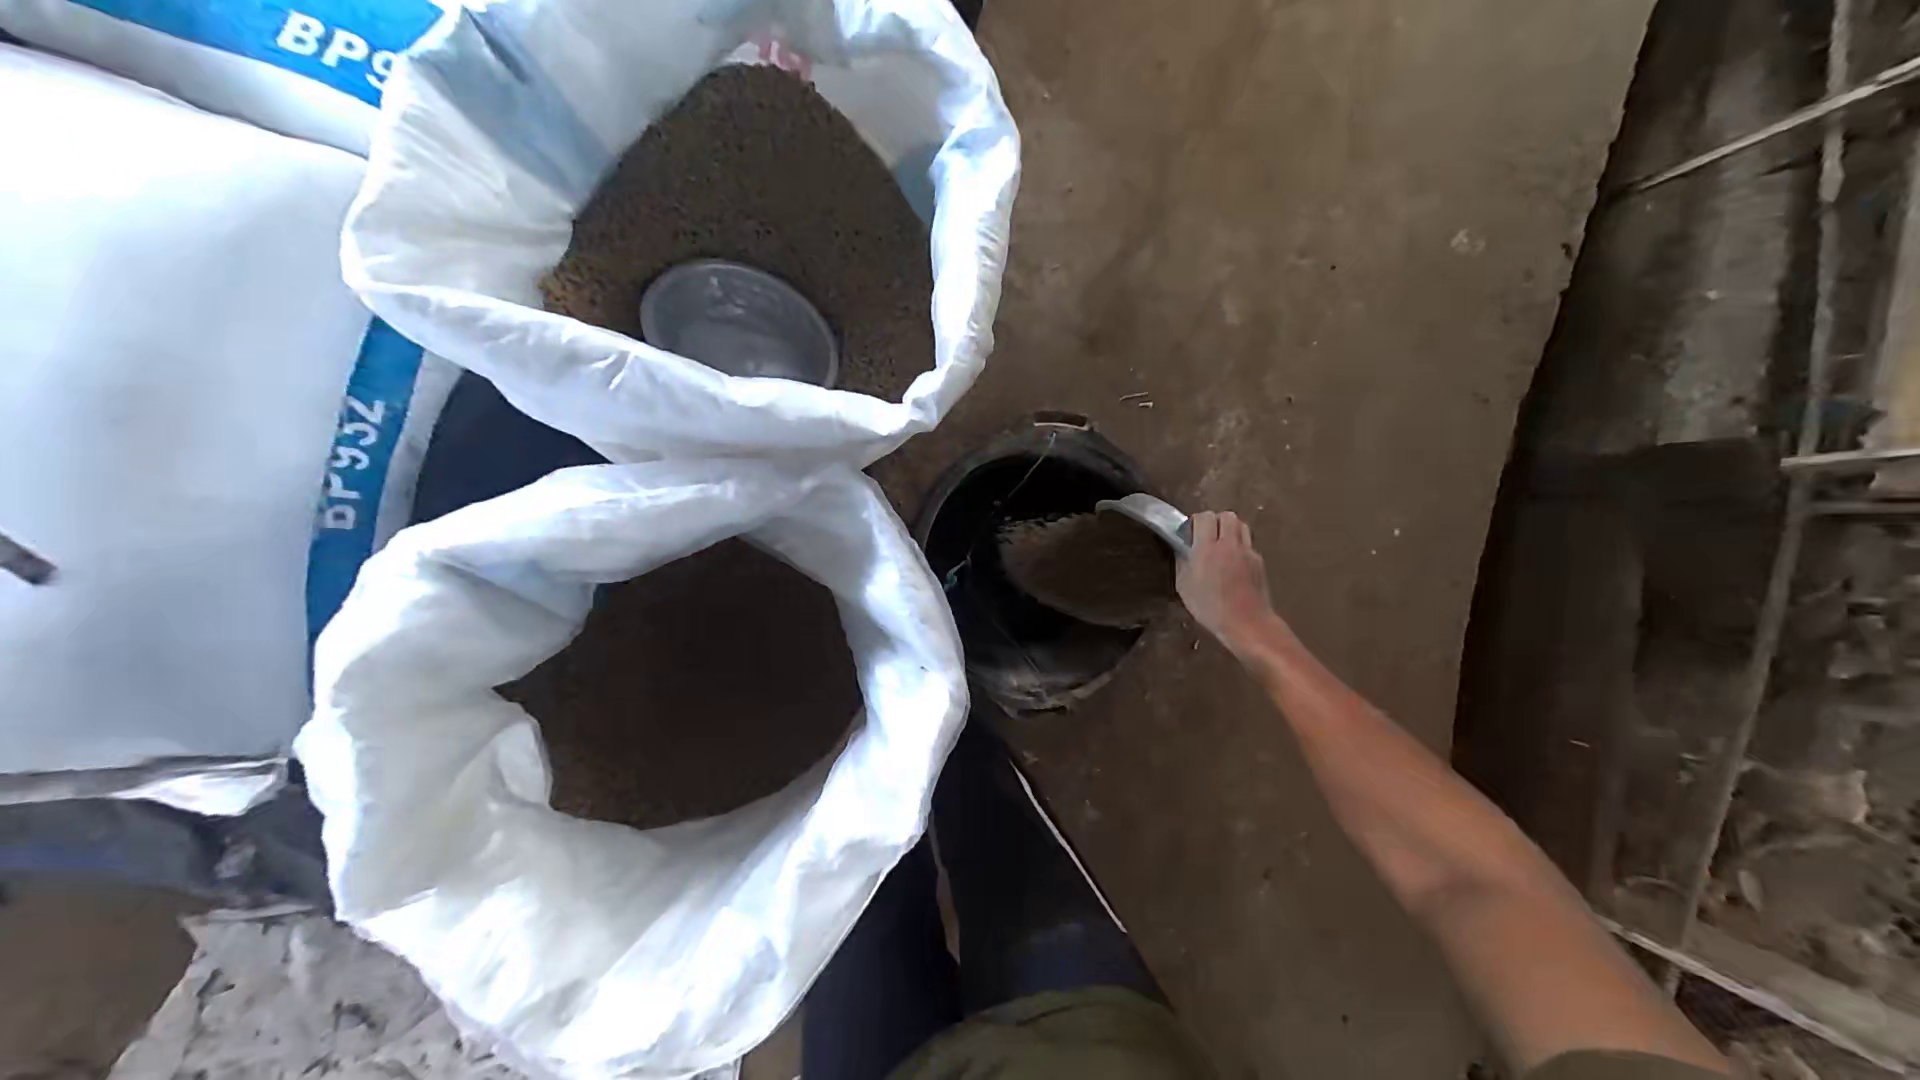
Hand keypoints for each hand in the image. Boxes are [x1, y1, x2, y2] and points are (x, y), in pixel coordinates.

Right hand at [1177, 511, 1281, 656]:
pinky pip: (1248, 543)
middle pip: (1226, 515)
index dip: (1195, 521)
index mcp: (1207, 549)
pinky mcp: (1259, 561)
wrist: (1246, 622)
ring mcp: (1248, 552)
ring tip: (1221, 545)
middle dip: (1215, 521)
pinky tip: (1233, 563)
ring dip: (1229, 529)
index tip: (1190, 534)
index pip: (1204, 517)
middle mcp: (1229, 545)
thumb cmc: (1210, 607)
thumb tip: (1182, 549)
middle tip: (1206, 536)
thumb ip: (1182, 562)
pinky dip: (1239, 546)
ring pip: (1241, 525)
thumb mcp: (1184, 586)